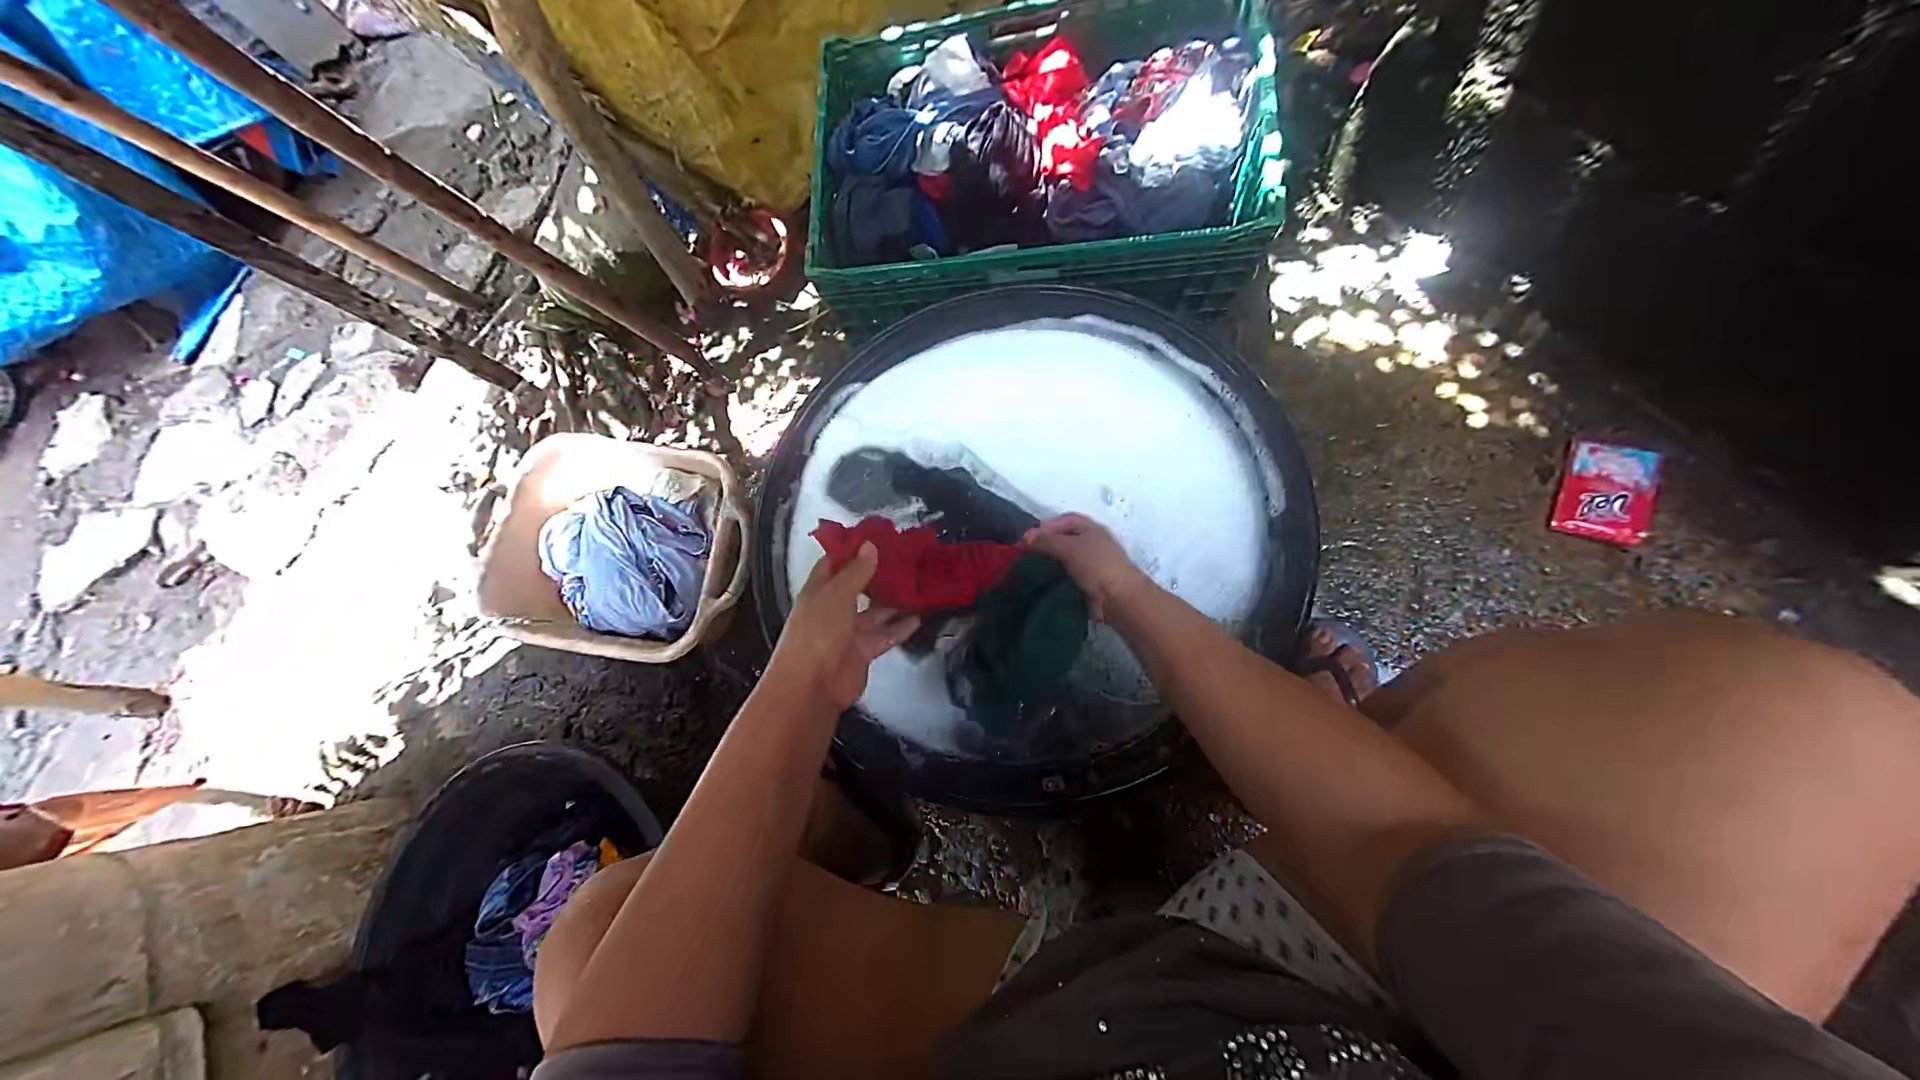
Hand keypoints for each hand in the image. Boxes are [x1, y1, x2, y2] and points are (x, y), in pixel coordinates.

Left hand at [770, 543, 921, 709]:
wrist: (812, 687)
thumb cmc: (816, 634)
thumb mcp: (836, 595)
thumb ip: (856, 572)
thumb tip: (870, 546)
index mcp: (819, 591)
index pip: (835, 563)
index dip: (853, 549)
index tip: (878, 537)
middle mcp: (833, 609)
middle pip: (859, 587)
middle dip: (879, 575)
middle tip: (907, 561)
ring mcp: (848, 632)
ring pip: (875, 612)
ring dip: (895, 601)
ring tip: (918, 586)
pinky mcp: (863, 651)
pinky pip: (884, 635)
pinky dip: (900, 627)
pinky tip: (918, 617)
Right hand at [1022, 513, 1151, 621]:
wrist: (1118, 598)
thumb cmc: (1096, 565)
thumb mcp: (1069, 547)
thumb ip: (1046, 541)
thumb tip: (1025, 537)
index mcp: (1091, 529)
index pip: (1065, 520)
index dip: (1046, 526)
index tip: (1028, 538)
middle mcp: (1092, 543)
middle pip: (1064, 539)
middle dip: (1045, 544)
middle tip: (1025, 554)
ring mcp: (1091, 564)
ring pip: (1064, 558)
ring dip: (1048, 562)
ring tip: (1029, 568)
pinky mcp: (1088, 583)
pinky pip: (1067, 576)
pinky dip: (1054, 577)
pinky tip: (1041, 582)